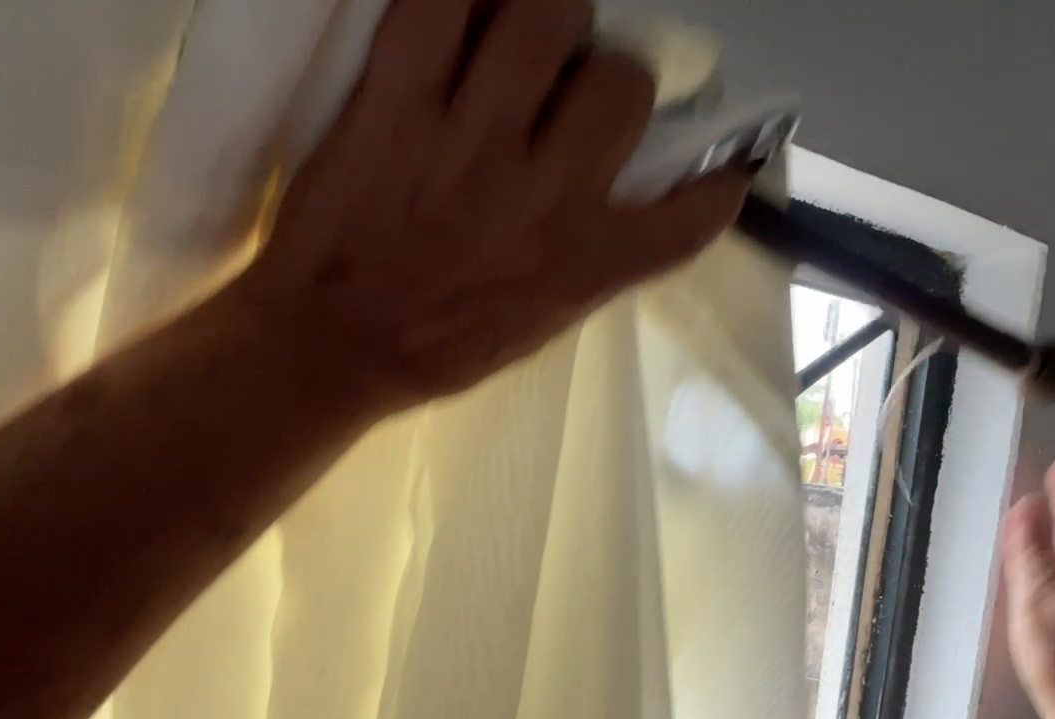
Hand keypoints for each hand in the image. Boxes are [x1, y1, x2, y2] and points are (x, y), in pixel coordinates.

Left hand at [237, 0, 749, 408]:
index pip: (693, 216)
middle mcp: (547, 197)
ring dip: (544, 14)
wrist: (336, 347)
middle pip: (621, 81)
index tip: (715, 170)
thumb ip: (595, 256)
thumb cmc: (443, 347)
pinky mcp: (396, 103)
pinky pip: (440, 2)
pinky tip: (459, 16)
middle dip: (607, 73)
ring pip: (545, 14)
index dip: (719, 181)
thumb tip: (622, 198)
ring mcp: (472, 143)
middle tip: (572, 86)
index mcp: (587, 264)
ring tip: (516, 34)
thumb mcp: (546, 319)